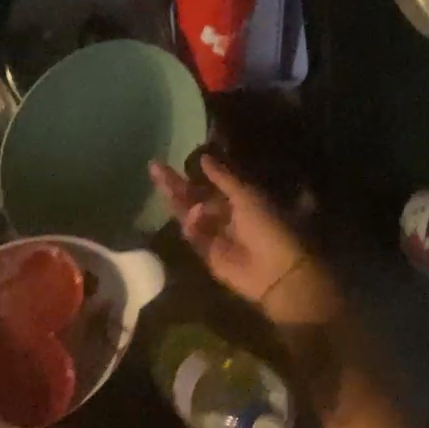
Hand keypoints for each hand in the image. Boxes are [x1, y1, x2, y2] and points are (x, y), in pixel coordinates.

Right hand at [151, 156, 332, 321]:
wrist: (275, 269)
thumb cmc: (266, 225)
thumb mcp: (246, 195)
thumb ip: (222, 178)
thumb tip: (203, 157)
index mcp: (236, 199)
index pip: (207, 183)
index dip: (191, 173)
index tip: (170, 161)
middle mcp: (223, 214)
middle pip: (193, 197)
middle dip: (174, 184)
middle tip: (154, 168)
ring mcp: (213, 234)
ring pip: (188, 214)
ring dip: (178, 200)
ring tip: (165, 185)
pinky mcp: (206, 253)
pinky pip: (194, 235)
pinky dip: (191, 225)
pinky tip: (193, 216)